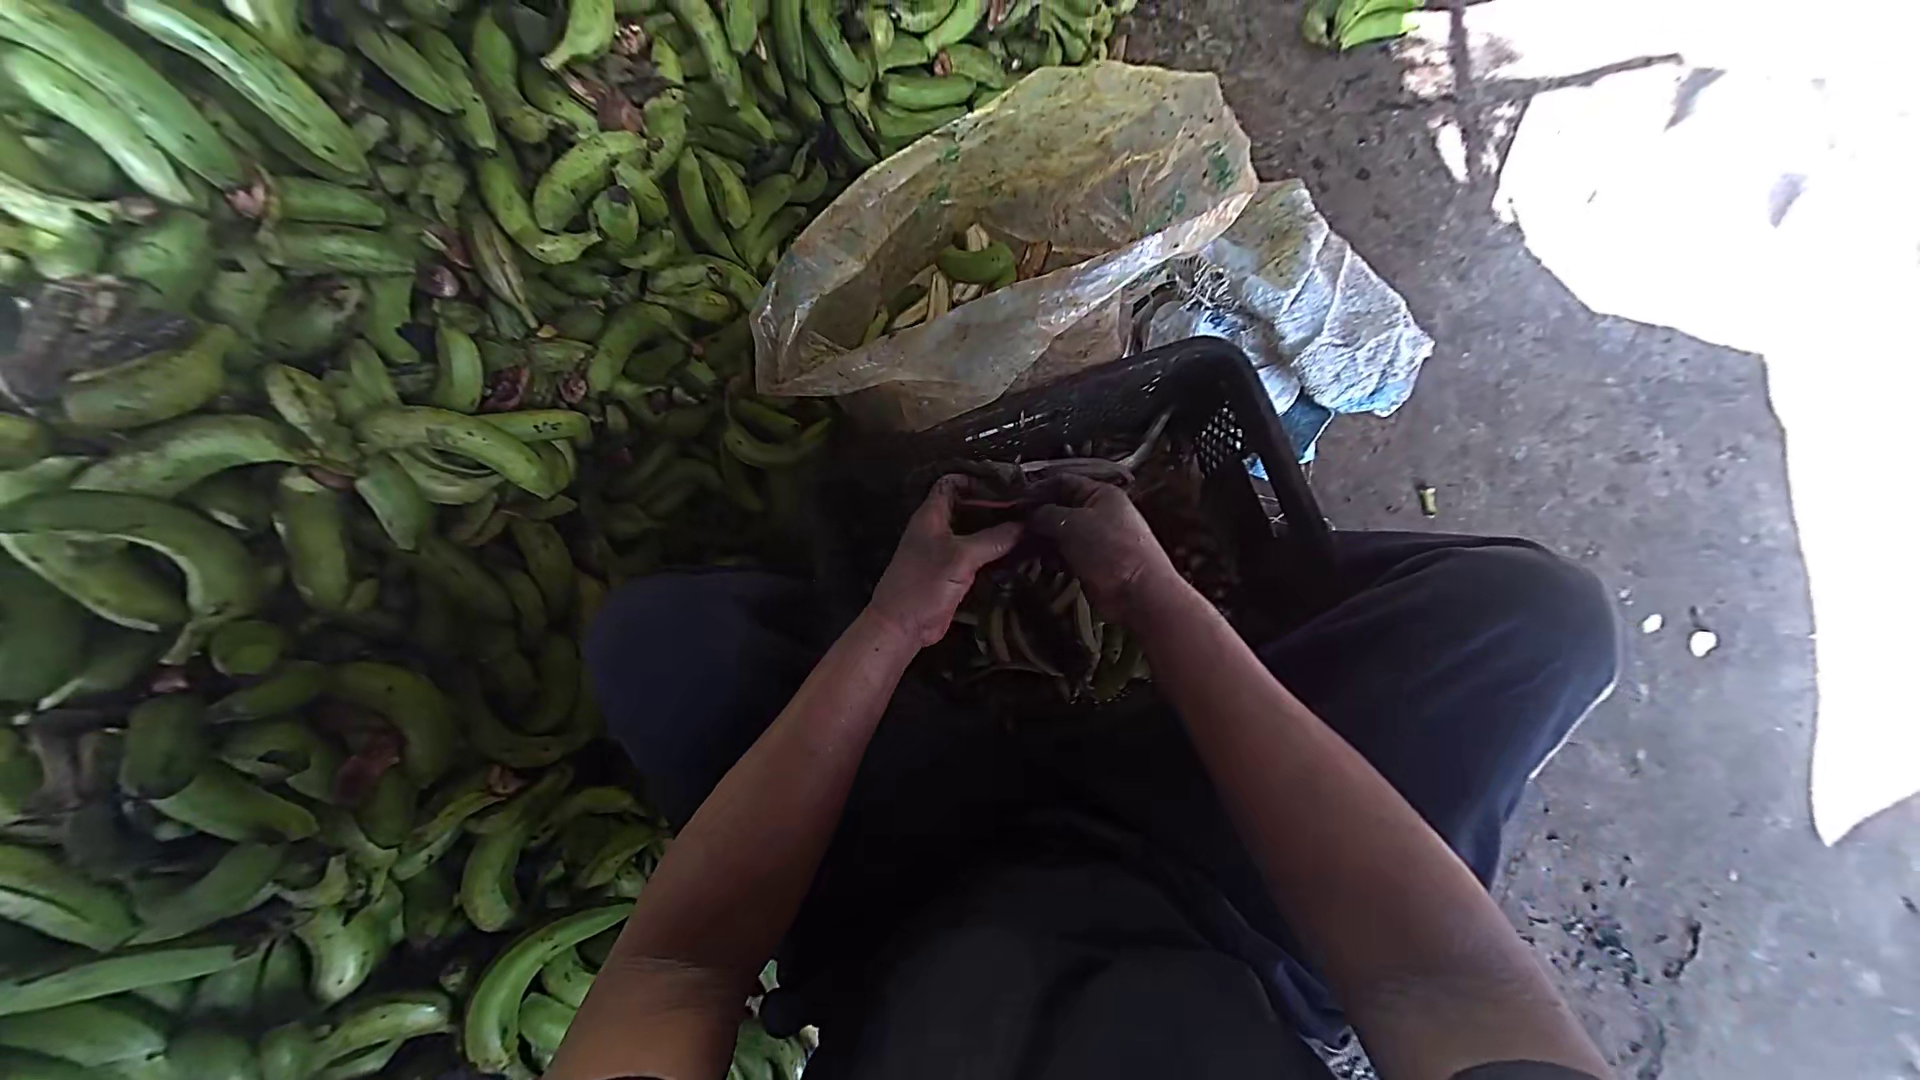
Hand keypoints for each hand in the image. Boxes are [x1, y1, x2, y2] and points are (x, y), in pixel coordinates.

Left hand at [868, 475, 1024, 648]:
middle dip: (995, 504)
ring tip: (1030, 524)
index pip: (953, 482)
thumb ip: (993, 539)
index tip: (1006, 483)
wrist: (903, 626)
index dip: (977, 478)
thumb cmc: (923, 584)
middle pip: (968, 506)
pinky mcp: (954, 571)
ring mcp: (946, 550)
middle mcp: (939, 528)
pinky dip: (996, 550)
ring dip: (998, 529)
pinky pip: (979, 554)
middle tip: (1026, 504)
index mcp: (931, 515)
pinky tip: (1020, 551)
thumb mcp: (960, 557)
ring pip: (976, 531)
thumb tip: (1025, 526)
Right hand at [1028, 475, 1180, 625]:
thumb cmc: (1110, 549)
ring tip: (1021, 546)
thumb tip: (1029, 515)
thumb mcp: (1072, 523)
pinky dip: (1051, 557)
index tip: (1014, 500)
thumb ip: (1045, 514)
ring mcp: (1094, 539)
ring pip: (1059, 534)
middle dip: (1037, 518)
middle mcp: (1098, 513)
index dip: (1038, 489)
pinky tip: (1040, 562)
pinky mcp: (1090, 562)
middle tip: (1012, 526)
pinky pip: (1064, 554)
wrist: (1137, 593)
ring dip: (1042, 540)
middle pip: (1059, 509)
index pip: (1063, 482)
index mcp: (1100, 494)